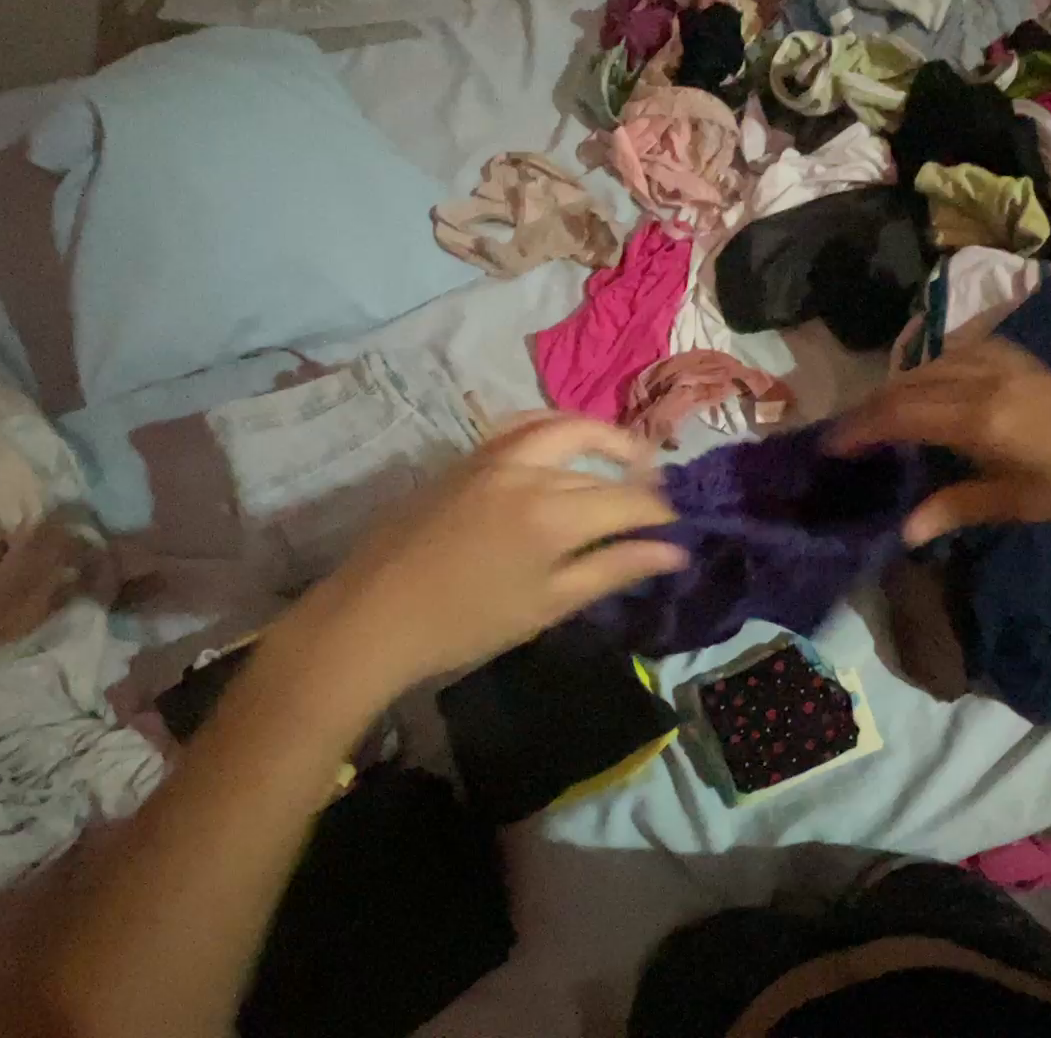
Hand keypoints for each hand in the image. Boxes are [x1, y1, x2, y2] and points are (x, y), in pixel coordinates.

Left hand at [267, 414, 687, 703]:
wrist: (373, 617)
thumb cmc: (467, 624)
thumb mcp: (548, 604)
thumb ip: (613, 568)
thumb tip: (672, 552)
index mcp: (551, 514)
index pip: (627, 501)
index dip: (659, 515)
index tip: (676, 531)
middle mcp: (525, 470)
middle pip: (595, 456)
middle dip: (634, 469)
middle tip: (655, 489)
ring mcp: (490, 457)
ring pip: (557, 426)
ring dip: (597, 435)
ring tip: (620, 455)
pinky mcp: (463, 459)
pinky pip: (518, 426)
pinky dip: (551, 429)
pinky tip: (558, 447)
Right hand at [829, 339, 1050, 541]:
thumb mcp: (1020, 503)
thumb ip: (956, 508)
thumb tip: (903, 532)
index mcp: (979, 419)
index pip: (899, 416)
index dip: (858, 430)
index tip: (828, 447)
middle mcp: (983, 382)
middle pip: (907, 386)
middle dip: (867, 408)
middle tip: (842, 435)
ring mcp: (1005, 366)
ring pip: (930, 366)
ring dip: (896, 387)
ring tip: (876, 413)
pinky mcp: (1023, 362)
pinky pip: (960, 355)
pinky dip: (930, 369)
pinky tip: (930, 383)